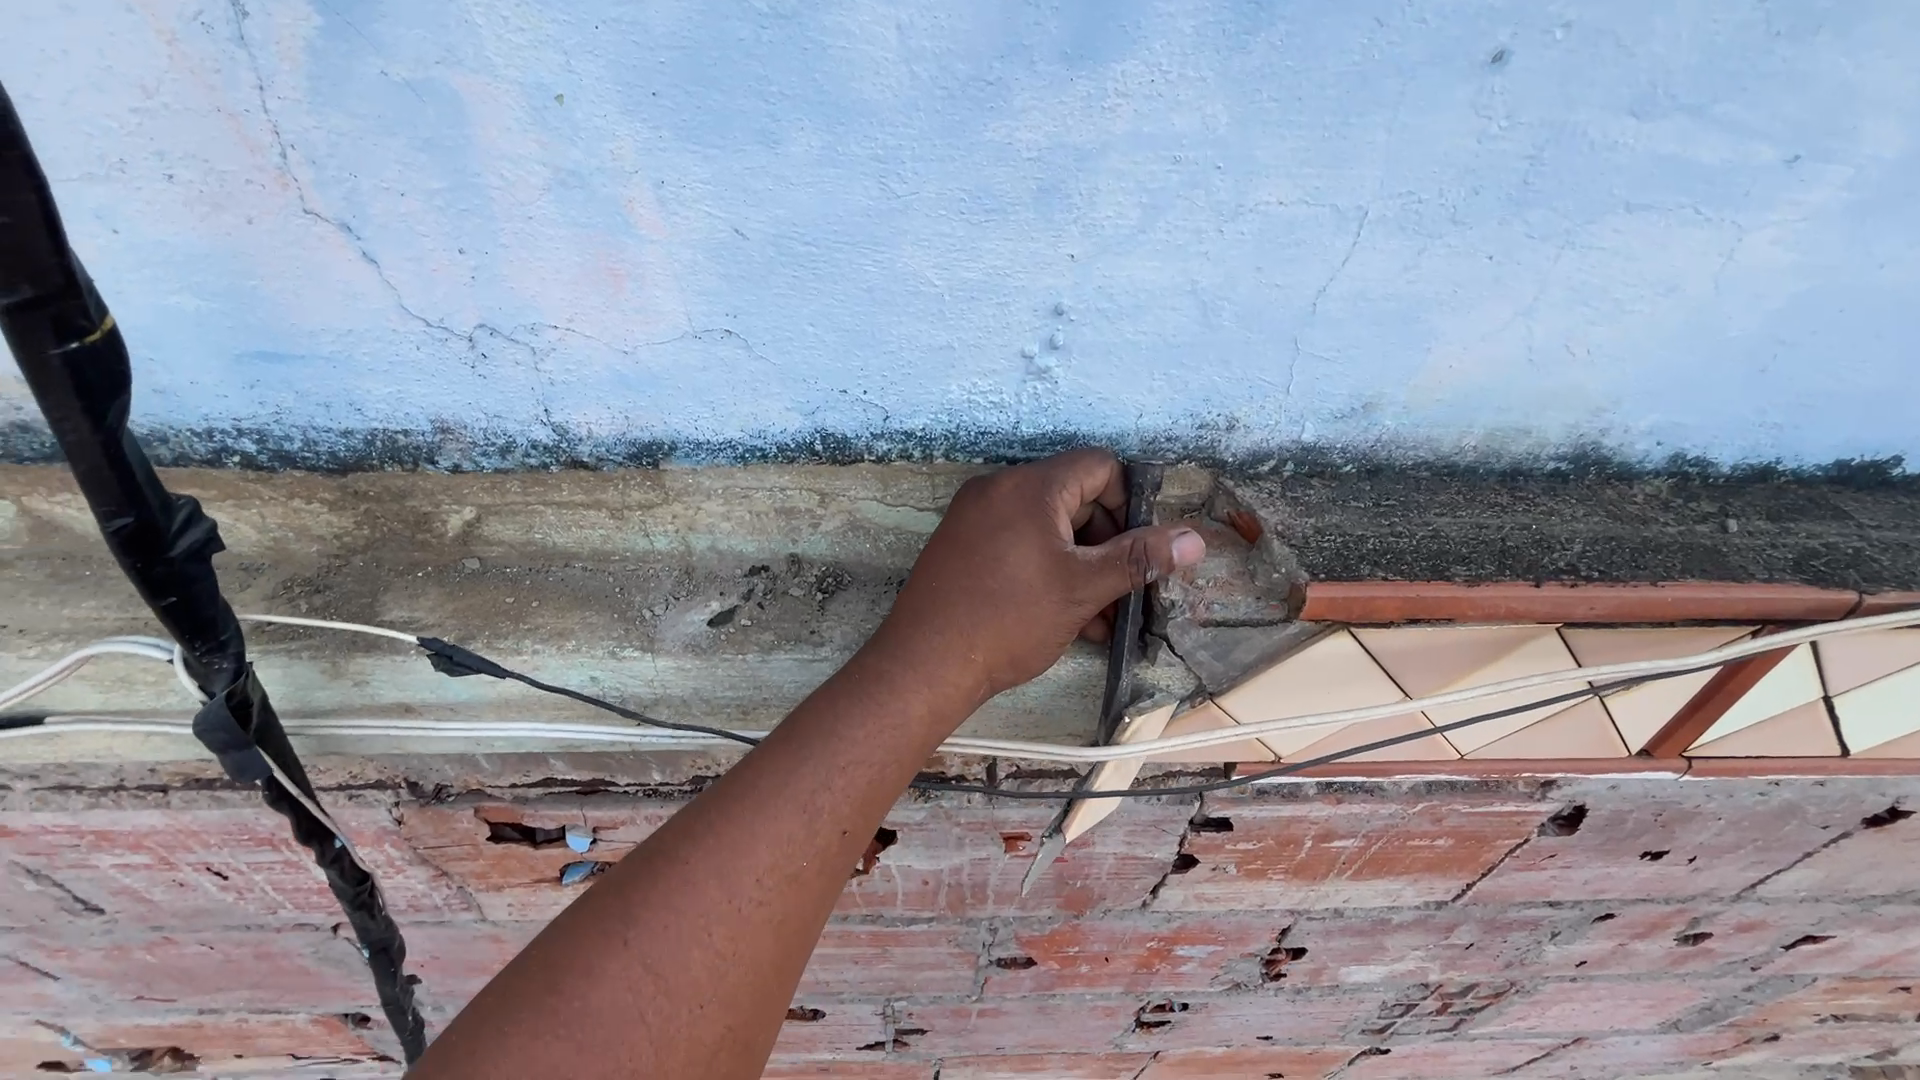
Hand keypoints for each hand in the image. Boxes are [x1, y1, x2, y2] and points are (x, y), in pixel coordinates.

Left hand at [871, 448, 1206, 703]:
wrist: (925, 664)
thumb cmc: (1008, 620)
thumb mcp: (1083, 588)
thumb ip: (1139, 558)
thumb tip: (1195, 539)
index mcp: (1029, 486)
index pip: (1100, 466)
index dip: (1129, 503)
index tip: (1137, 551)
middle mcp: (998, 489)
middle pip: (1074, 497)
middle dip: (1105, 545)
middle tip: (1120, 592)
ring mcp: (974, 517)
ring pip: (1047, 529)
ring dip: (1080, 567)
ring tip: (1098, 618)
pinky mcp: (960, 545)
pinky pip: (1017, 544)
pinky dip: (1046, 571)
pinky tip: (1065, 619)